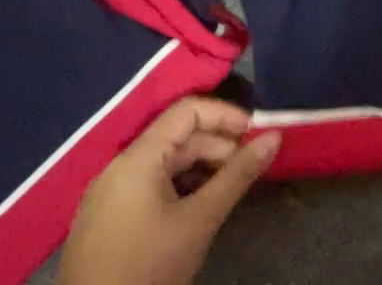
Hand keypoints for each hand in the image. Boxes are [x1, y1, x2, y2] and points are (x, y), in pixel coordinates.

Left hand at [58, 98, 280, 284]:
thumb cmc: (148, 268)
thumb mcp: (201, 219)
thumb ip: (239, 173)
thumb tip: (275, 136)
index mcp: (136, 160)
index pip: (187, 111)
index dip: (225, 115)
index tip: (255, 135)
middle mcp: (118, 168)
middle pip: (178, 138)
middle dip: (218, 147)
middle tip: (248, 171)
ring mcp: (108, 196)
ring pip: (166, 164)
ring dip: (203, 168)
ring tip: (228, 191)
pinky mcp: (106, 220)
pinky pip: (150, 186)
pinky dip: (181, 187)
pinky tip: (198, 209)